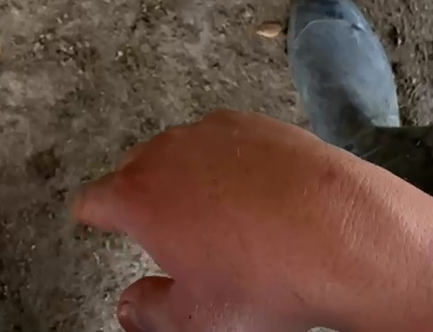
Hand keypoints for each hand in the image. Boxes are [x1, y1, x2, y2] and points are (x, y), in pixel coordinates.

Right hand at [74, 111, 432, 331]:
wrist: (339, 230)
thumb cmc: (262, 277)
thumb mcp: (199, 315)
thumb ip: (151, 310)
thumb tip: (128, 308)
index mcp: (138, 195)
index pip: (95, 200)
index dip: (93, 215)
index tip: (95, 220)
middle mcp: (165, 150)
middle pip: (136, 169)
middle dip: (143, 197)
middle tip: (169, 233)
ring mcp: (208, 129)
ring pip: (180, 152)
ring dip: (186, 177)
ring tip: (220, 218)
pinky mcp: (250, 120)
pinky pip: (222, 140)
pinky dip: (226, 162)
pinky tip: (259, 196)